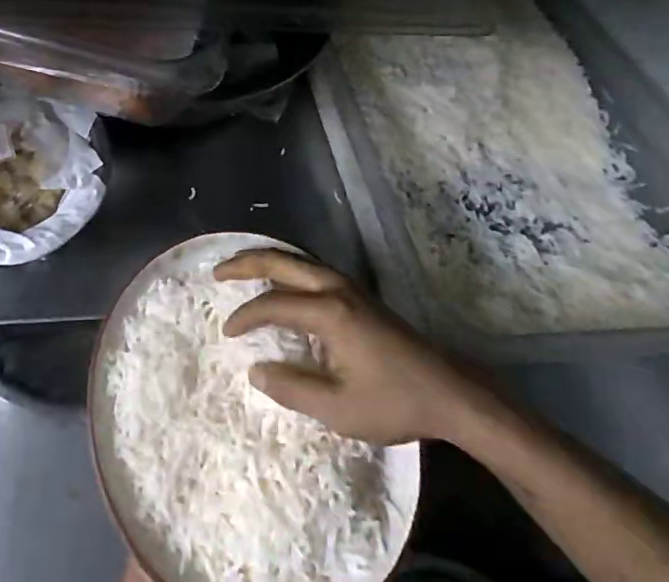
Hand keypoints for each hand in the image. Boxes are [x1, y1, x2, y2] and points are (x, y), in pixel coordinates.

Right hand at [214, 250, 499, 445]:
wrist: (449, 392)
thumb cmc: (394, 402)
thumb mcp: (337, 409)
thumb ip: (291, 388)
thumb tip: (255, 370)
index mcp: (329, 312)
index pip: (274, 304)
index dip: (245, 316)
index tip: (227, 333)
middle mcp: (337, 288)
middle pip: (284, 262)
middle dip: (247, 263)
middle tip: (218, 271)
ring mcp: (351, 288)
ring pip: (300, 260)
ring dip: (268, 261)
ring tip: (242, 268)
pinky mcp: (360, 295)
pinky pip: (313, 269)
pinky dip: (288, 268)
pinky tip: (281, 281)